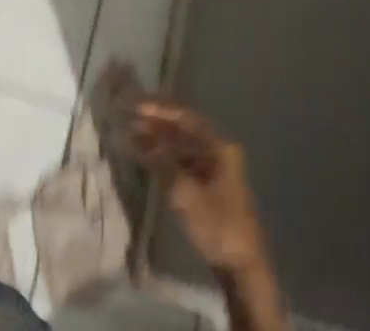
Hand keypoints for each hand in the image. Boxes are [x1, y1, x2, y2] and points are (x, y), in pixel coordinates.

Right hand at [132, 101, 268, 276]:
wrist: (241, 264)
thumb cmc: (217, 224)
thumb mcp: (185, 193)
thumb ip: (161, 162)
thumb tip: (137, 137)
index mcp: (219, 148)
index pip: (186, 119)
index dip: (160, 110)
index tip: (136, 105)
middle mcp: (218, 152)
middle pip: (184, 130)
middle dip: (157, 123)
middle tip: (129, 115)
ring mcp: (215, 168)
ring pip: (182, 146)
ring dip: (159, 139)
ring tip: (132, 133)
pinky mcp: (209, 185)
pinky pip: (183, 161)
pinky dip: (165, 157)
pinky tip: (146, 156)